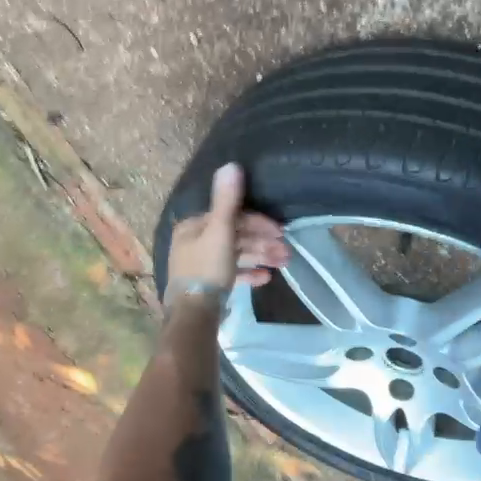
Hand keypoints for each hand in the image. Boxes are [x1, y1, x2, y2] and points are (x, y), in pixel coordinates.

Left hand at [165, 163, 288, 300]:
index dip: (258, 221)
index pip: (232, 216)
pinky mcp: (208, 285)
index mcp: (194, 227)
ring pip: (236, 254)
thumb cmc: (207, 269)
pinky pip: (232, 273)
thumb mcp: (220, 231)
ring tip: (284, 263)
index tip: (279, 231)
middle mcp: (195, 242)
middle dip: (263, 242)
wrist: (193, 315)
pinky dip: (249, 273)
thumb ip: (228, 200)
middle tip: (286, 251)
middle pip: (235, 235)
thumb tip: (231, 165)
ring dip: (261, 256)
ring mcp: (201, 264)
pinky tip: (266, 278)